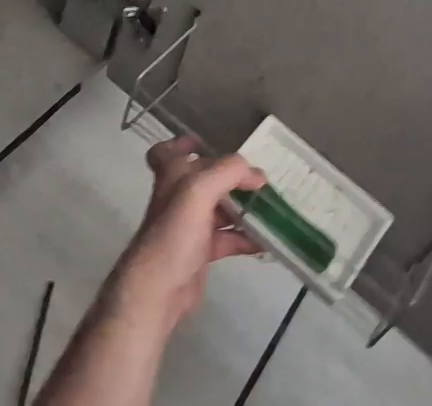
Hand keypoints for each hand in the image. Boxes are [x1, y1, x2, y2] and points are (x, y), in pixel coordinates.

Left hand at [111, 135, 266, 332]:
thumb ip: (228, 172)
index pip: (167, 151)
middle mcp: (179, 196)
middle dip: (230, 177)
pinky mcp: (201, 251)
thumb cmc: (174, 231)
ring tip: (271, 206)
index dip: (182, 144)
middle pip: (203, 179)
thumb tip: (257, 174)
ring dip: (242, 207)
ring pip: (219, 209)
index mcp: (172, 174)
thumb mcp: (199, 190)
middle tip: (258, 178)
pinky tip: (267, 240)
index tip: (208, 144)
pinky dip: (246, 238)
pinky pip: (227, 238)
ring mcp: (189, 225)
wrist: (159, 287)